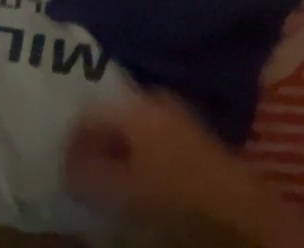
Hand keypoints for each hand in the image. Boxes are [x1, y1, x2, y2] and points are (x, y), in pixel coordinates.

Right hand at [65, 91, 303, 247]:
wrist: (243, 208)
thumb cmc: (178, 192)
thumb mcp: (125, 188)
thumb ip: (89, 174)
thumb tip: (63, 167)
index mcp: (134, 104)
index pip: (86, 109)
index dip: (69, 135)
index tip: (59, 157)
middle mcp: (153, 96)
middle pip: (109, 112)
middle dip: (92, 137)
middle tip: (79, 162)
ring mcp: (175, 111)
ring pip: (130, 122)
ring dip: (114, 144)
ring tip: (104, 169)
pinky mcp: (191, 129)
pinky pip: (149, 131)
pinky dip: (135, 148)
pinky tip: (134, 169)